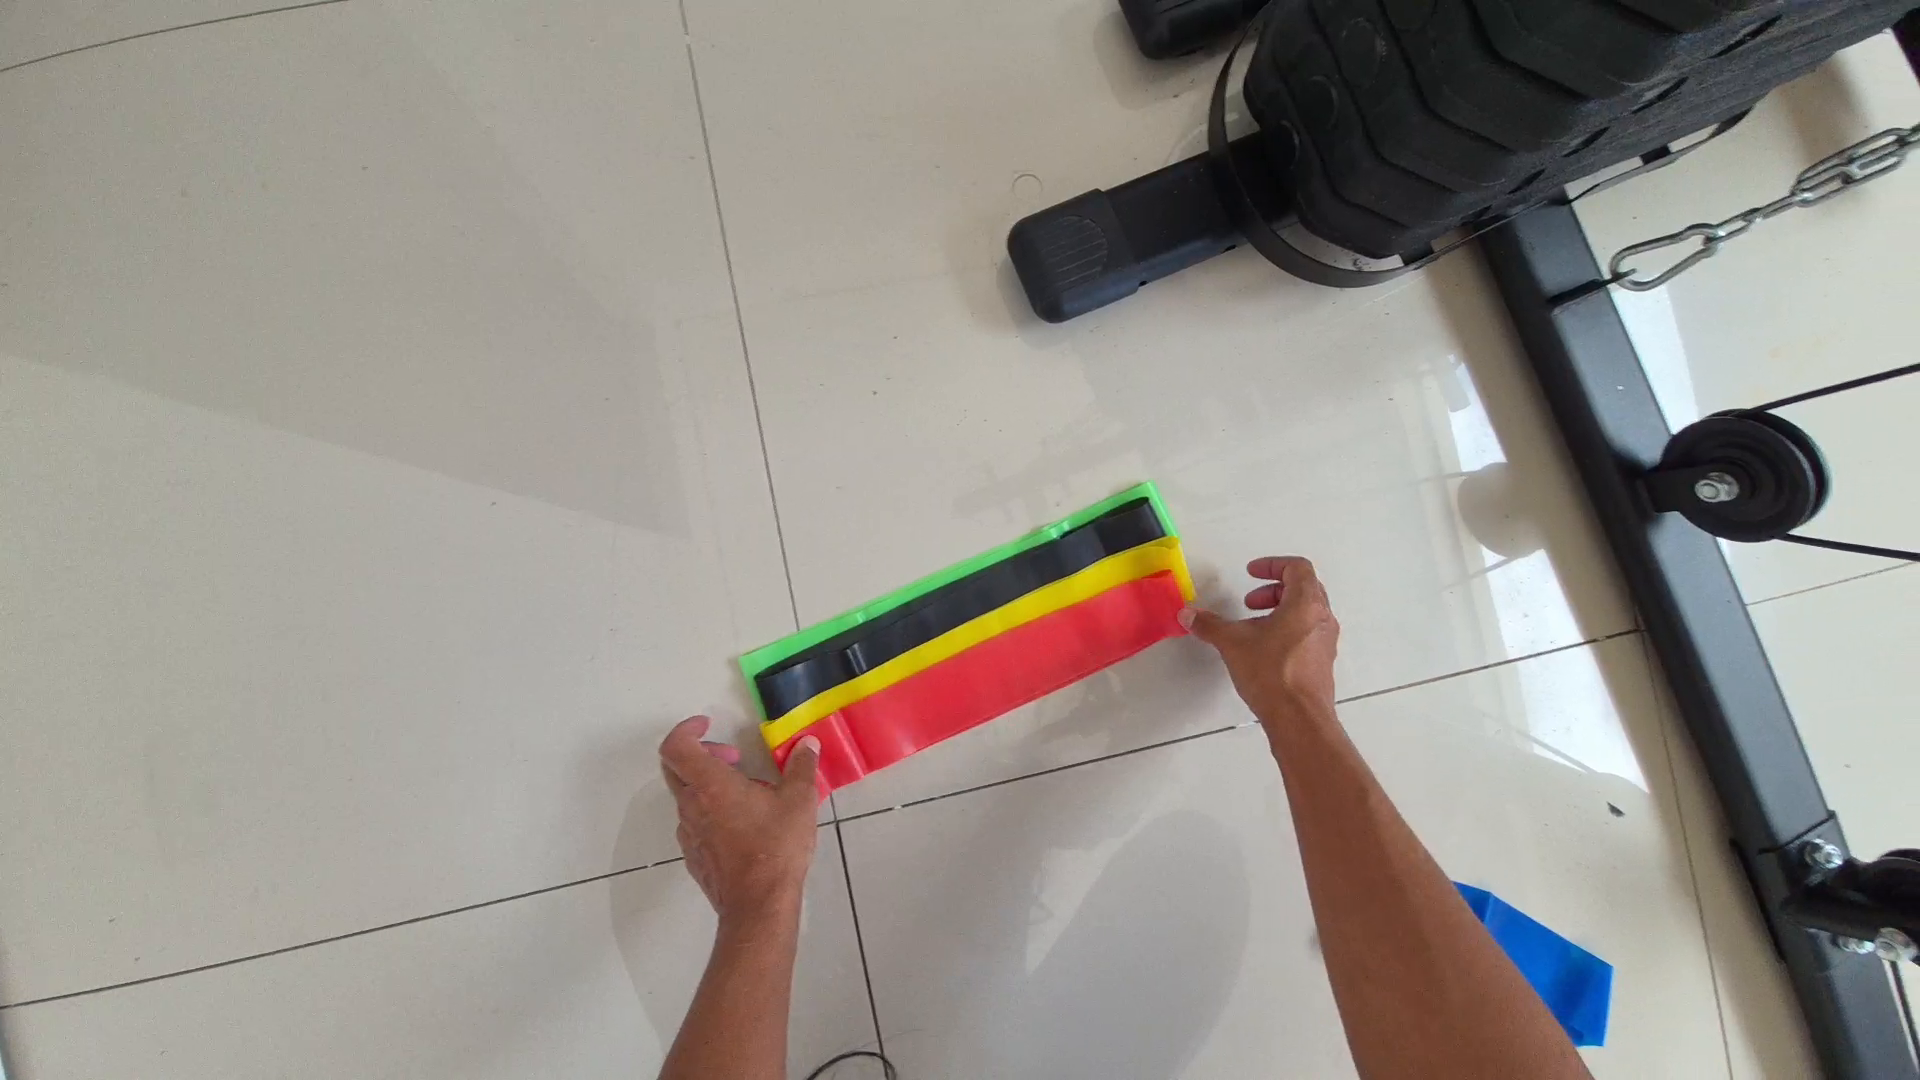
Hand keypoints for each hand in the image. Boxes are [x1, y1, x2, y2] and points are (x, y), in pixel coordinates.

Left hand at [659, 716, 820, 926]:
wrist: (759, 905)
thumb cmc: (775, 846)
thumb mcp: (799, 799)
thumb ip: (801, 766)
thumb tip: (807, 744)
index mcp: (710, 785)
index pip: (675, 746)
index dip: (686, 729)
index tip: (708, 724)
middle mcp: (691, 806)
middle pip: (675, 768)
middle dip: (702, 753)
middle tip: (734, 757)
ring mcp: (689, 834)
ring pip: (686, 796)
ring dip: (709, 784)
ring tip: (748, 792)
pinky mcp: (694, 857)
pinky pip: (695, 822)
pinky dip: (712, 810)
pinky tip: (743, 822)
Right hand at [1180, 556, 1339, 729]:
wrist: (1299, 719)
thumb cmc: (1270, 672)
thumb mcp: (1232, 642)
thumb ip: (1209, 625)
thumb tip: (1187, 614)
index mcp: (1306, 603)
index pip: (1298, 567)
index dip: (1272, 564)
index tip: (1250, 573)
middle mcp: (1322, 618)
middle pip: (1304, 588)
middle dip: (1274, 589)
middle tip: (1250, 602)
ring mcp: (1326, 641)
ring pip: (1306, 612)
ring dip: (1279, 610)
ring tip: (1252, 627)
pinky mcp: (1323, 661)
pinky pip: (1307, 632)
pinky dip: (1286, 629)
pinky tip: (1264, 650)